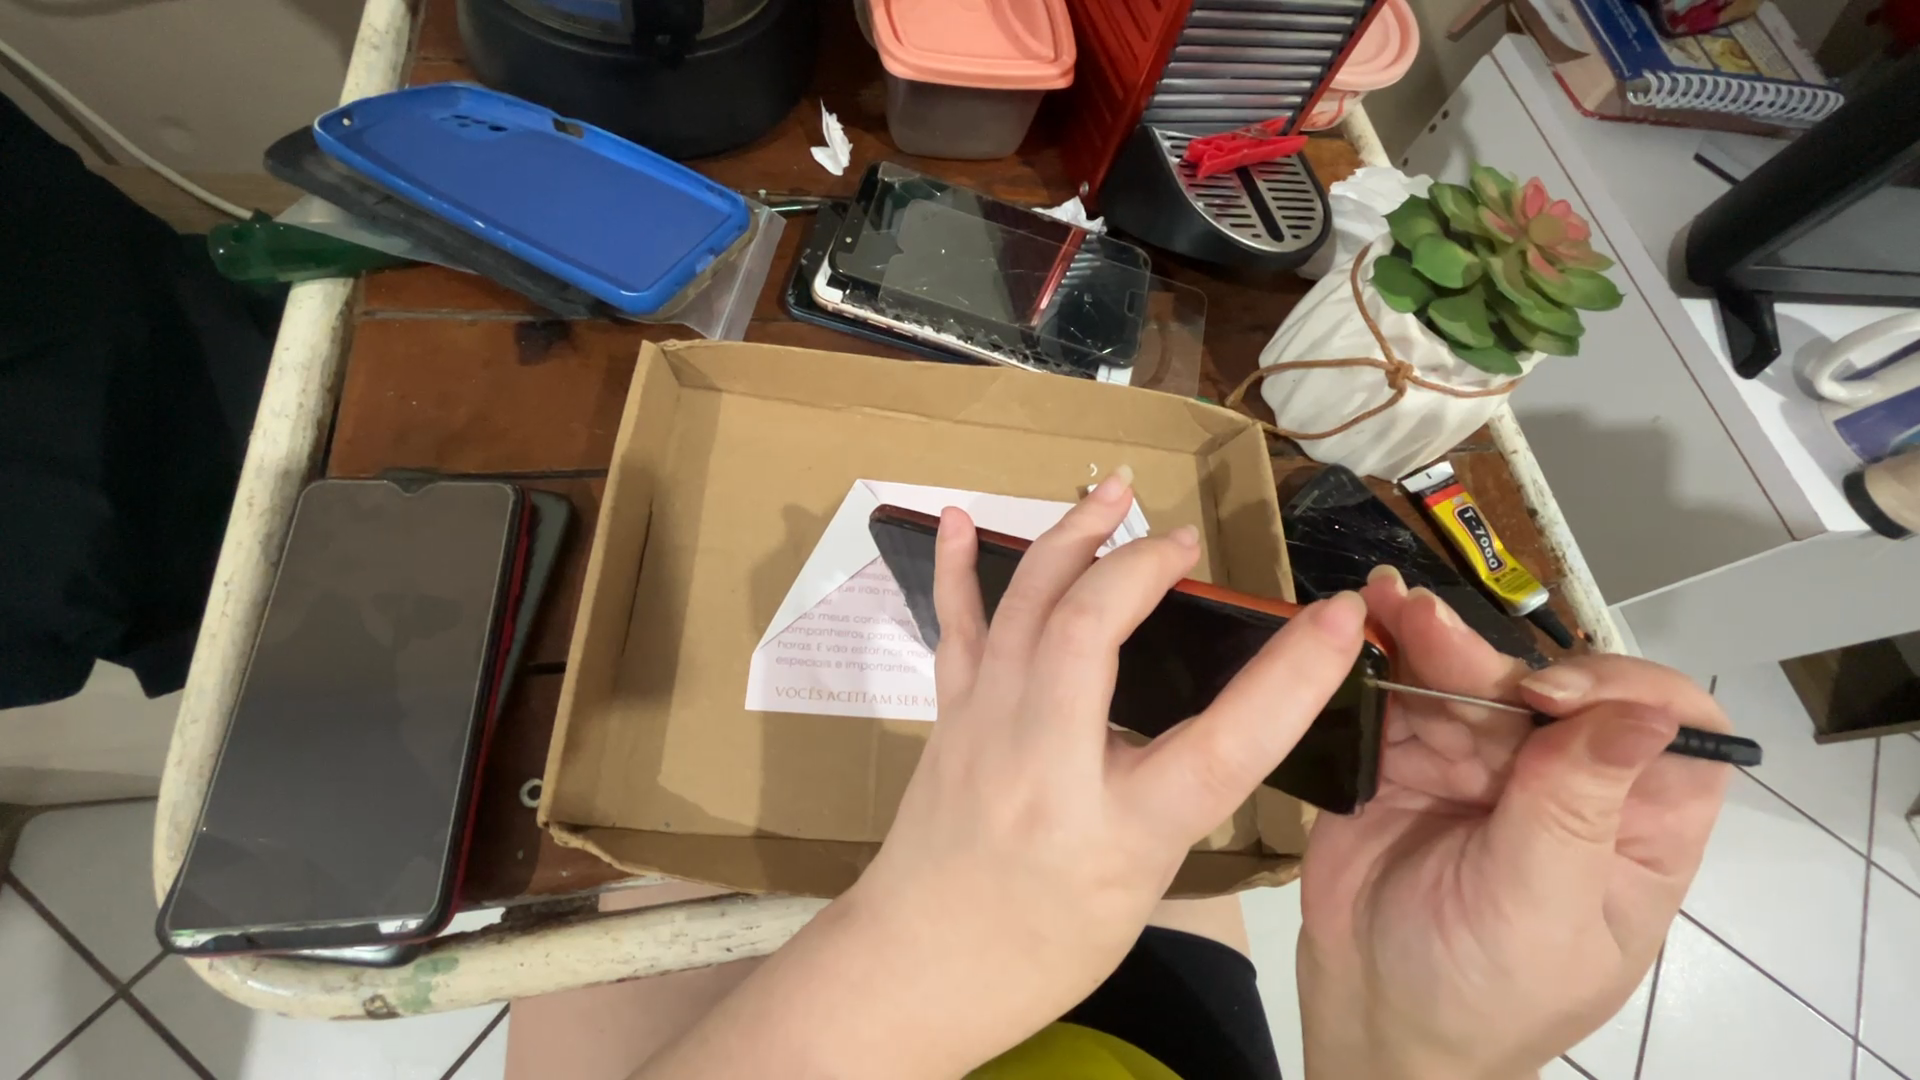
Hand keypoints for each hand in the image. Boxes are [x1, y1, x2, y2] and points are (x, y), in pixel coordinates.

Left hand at [645, 472, 1364, 1079]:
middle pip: (1092, 633)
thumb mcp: (1141, 881)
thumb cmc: (1042, 942)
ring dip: (1070, 538)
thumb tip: (1201, 716)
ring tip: (1110, 492)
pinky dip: (960, 568)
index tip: (1338, 616)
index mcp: (1119, 826)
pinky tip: (961, 518)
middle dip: (1142, 566)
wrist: (920, 963)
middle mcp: (1044, 761)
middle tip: (1184, 539)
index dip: (1294, 674)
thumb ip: (1175, 791)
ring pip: (1025, 608)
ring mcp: (985, 724)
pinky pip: (955, 626)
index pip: (1225, 741)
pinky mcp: (951, 712)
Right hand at [1297, 568, 1731, 1079]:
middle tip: (1416, 615)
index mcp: (1626, 823)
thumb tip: (1646, 714)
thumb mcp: (1541, 910)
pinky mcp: (1399, 763)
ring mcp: (1470, 768)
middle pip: (1534, 692)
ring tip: (1379, 598)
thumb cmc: (1483, 985)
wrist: (1372, 1008)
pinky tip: (1355, 628)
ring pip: (1457, 687)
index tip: (1538, 697)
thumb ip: (1575, 811)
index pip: (1661, 728)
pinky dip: (1372, 666)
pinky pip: (1392, 706)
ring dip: (1421, 639)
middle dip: (1481, 655)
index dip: (1615, 691)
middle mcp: (1553, 782)